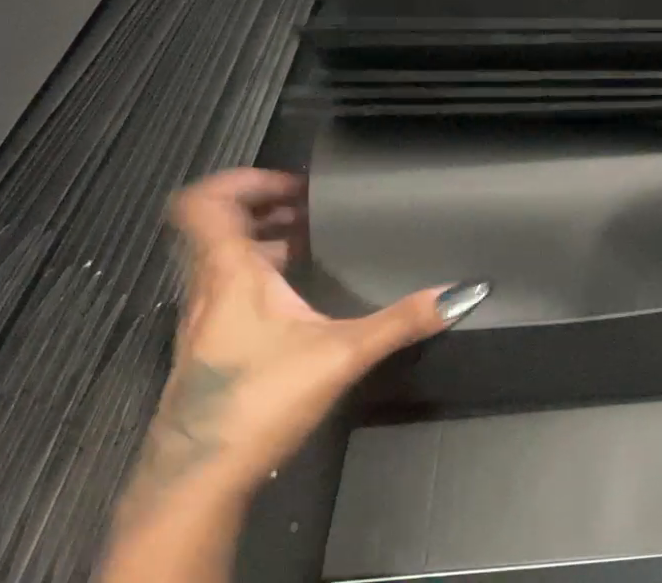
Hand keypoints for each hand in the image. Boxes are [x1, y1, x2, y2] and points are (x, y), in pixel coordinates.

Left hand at [123, 168, 488, 516]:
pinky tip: (296, 297)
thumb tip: (464, 292)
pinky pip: (226, 290)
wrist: (197, 480)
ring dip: (262, 242)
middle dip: (265, 208)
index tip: (293, 184)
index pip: (204, 201)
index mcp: (229, 272)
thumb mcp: (343, 353)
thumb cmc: (259, 400)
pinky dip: (257, 276)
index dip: (242, 180)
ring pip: (221, 260)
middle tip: (313, 207)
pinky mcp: (206, 350)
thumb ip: (402, 321)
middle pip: (217, 226)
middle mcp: (206, 288)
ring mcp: (200, 321)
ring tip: (312, 243)